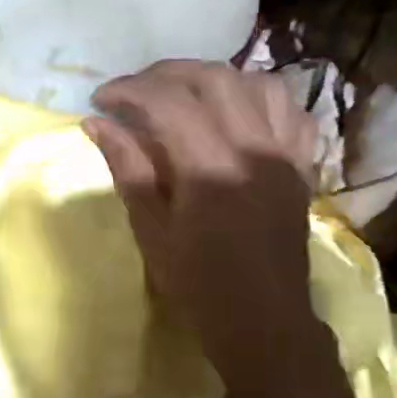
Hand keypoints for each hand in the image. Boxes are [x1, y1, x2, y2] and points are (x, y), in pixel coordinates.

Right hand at [83, 61, 325, 383]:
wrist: (265, 323)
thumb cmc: (199, 283)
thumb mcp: (151, 229)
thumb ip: (126, 166)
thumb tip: (95, 122)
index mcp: (211, 168)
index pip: (168, 101)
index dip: (129, 90)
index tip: (101, 99)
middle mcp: (254, 148)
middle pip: (212, 78)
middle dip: (165, 73)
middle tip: (135, 90)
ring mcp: (285, 154)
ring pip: (256, 83)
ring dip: (213, 78)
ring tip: (183, 93)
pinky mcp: (301, 165)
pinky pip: (289, 110)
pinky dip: (258, 96)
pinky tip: (234, 110)